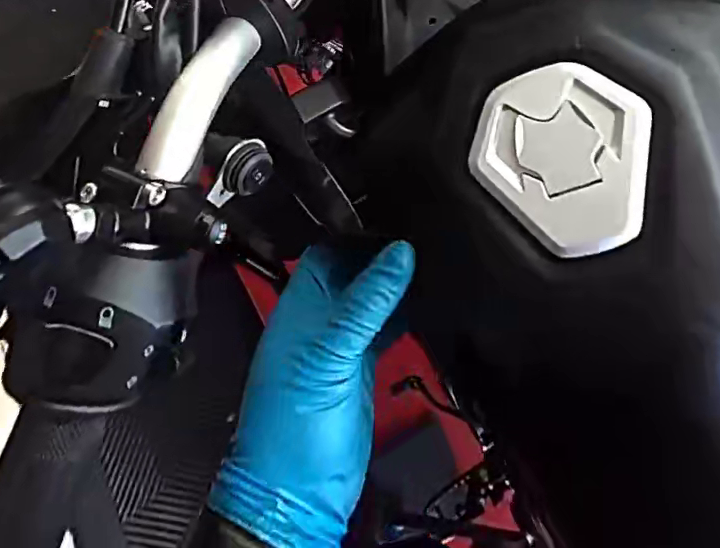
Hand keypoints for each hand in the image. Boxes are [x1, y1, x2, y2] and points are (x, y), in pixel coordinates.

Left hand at [209, 241, 415, 547]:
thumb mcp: (332, 352)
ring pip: (371, 298)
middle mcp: (319, 318)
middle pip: (353, 271)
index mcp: (300, 305)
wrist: (296, 493)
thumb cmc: (292, 423)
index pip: (329, 250)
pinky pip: (383, 328)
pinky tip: (423, 303)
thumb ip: (367, 301)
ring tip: (427, 265)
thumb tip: (400, 252)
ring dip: (395, 284)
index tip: (393, 225)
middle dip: (381, 255)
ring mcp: (340, 343)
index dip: (358, 234)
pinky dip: (402, 314)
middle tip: (418, 241)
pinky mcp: (359, 366)